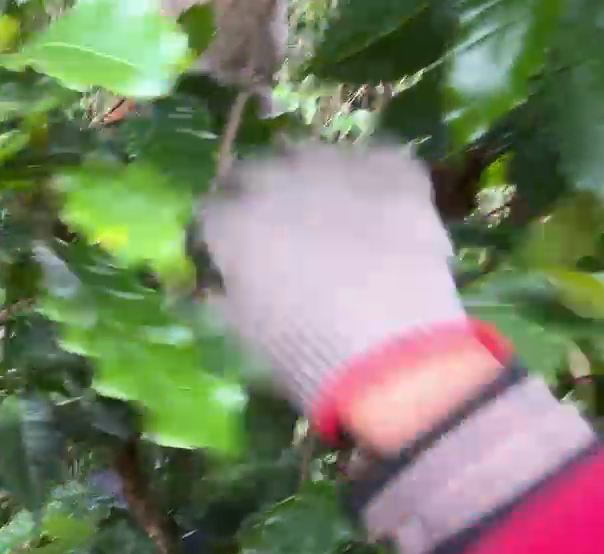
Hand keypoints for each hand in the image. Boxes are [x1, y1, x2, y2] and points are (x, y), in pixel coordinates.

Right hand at [196, 141, 478, 441]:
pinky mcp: (395, 175)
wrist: (385, 351)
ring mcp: (340, 173)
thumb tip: (212, 287)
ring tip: (313, 196)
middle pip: (255, 170)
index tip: (216, 244)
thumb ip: (222, 297)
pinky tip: (366, 194)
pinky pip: (374, 156)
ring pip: (311, 154)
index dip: (211, 229)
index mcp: (235, 228)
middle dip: (250, 190)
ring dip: (304, 172)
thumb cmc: (296, 351)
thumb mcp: (240, 330)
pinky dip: (364, 170)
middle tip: (260, 216)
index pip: (209, 212)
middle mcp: (281, 186)